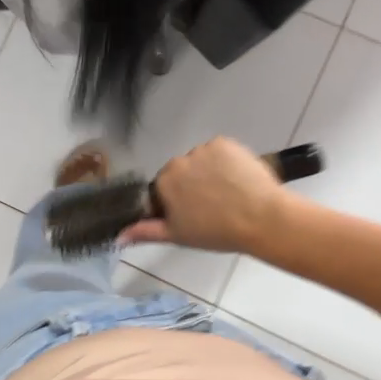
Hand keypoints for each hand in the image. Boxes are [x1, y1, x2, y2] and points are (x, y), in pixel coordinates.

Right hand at [118, 137, 289, 253]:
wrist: (262, 219)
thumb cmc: (217, 232)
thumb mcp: (177, 235)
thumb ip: (145, 231)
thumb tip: (118, 236)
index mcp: (164, 182)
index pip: (164, 188)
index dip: (178, 202)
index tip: (194, 215)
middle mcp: (179, 161)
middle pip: (182, 171)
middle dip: (192, 185)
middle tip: (213, 206)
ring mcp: (203, 149)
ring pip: (201, 161)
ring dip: (209, 172)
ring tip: (229, 194)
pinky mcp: (226, 143)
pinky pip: (220, 151)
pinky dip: (226, 162)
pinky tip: (237, 179)